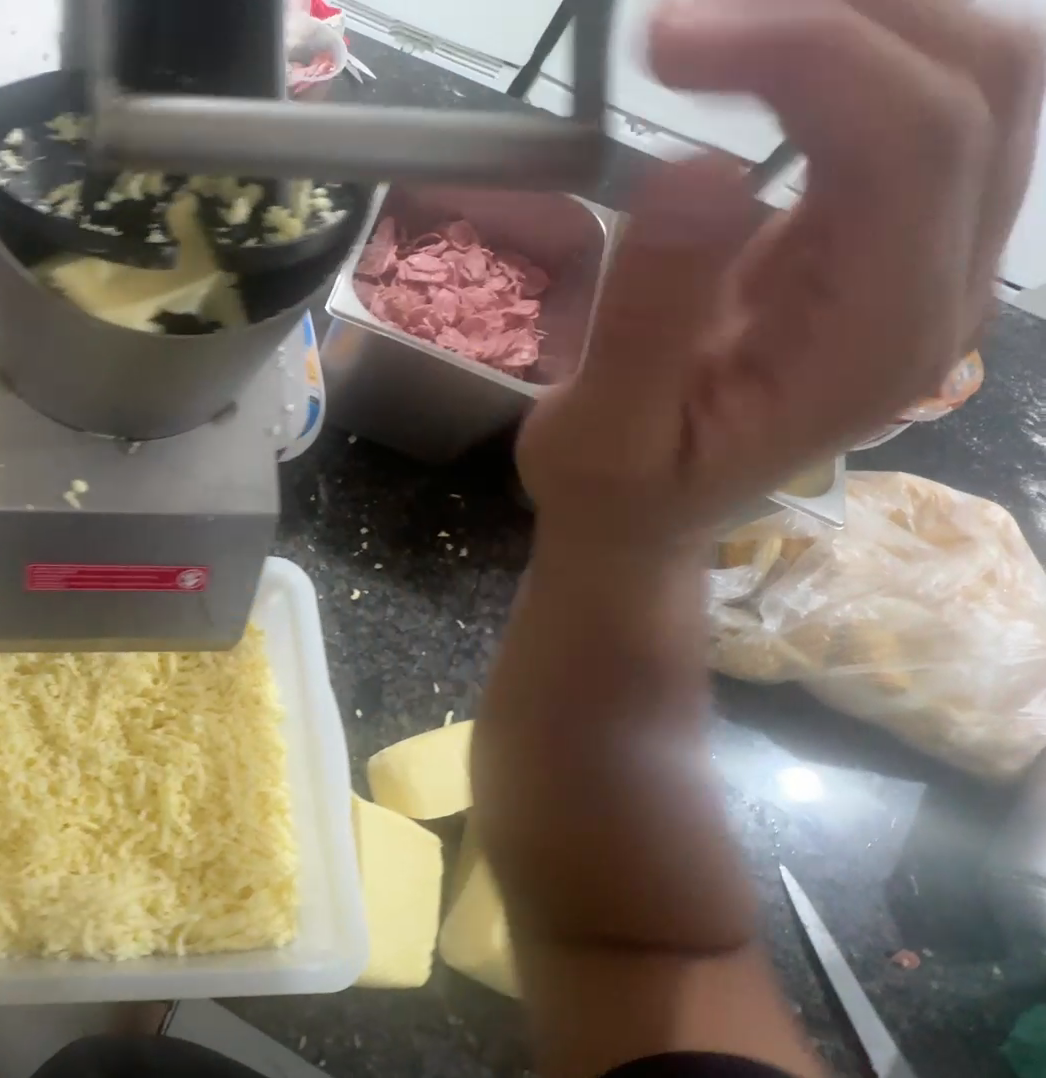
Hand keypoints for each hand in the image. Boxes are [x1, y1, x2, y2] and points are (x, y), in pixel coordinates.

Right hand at [518, 0, 1041, 555]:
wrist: (646, 523)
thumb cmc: (612, 494)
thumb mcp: (598, 435)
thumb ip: (644, 320)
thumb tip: (691, 168)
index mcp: (875, 342)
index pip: (912, 142)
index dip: (808, 57)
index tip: (664, 47)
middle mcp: (939, 287)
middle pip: (982, 81)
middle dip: (841, 18)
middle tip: (683, 32)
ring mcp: (926, 262)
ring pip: (969, 80)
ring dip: (852, 27)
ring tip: (717, 36)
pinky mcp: (885, 245)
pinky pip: (915, 114)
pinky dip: (841, 65)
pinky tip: (752, 68)